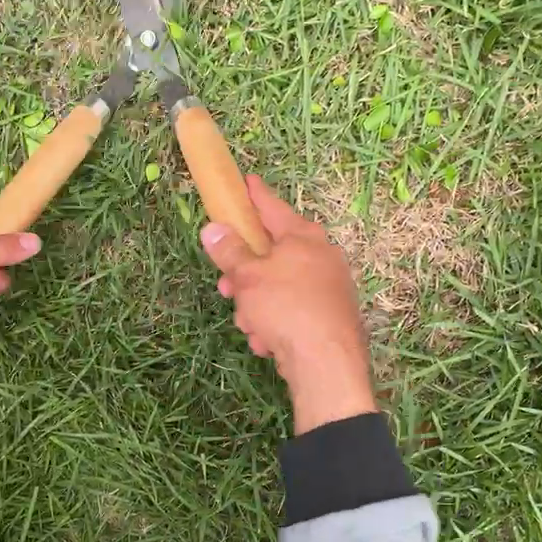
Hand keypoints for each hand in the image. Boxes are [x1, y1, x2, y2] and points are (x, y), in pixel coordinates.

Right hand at [201, 176, 375, 433]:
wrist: (326, 360)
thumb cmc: (286, 307)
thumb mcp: (248, 276)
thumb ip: (229, 252)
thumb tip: (213, 228)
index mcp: (303, 237)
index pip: (272, 207)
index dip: (253, 195)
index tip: (245, 181)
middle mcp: (320, 256)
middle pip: (271, 253)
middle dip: (244, 273)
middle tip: (227, 288)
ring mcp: (327, 286)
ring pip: (277, 287)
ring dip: (256, 304)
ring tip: (250, 324)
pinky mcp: (328, 315)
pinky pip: (290, 311)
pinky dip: (274, 322)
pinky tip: (268, 341)